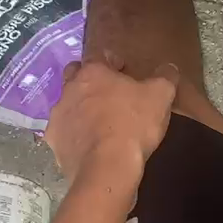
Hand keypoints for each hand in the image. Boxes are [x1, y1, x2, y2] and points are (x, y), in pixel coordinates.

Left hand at [43, 59, 175, 186]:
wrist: (106, 168)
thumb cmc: (133, 124)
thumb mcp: (160, 96)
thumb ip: (165, 77)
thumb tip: (169, 67)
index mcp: (92, 72)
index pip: (97, 54)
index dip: (111, 60)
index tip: (124, 70)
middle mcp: (69, 89)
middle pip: (75, 75)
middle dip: (90, 80)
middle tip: (110, 92)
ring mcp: (58, 117)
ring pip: (68, 104)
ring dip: (82, 107)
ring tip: (101, 121)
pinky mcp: (54, 143)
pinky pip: (65, 131)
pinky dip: (75, 133)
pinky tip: (90, 144)